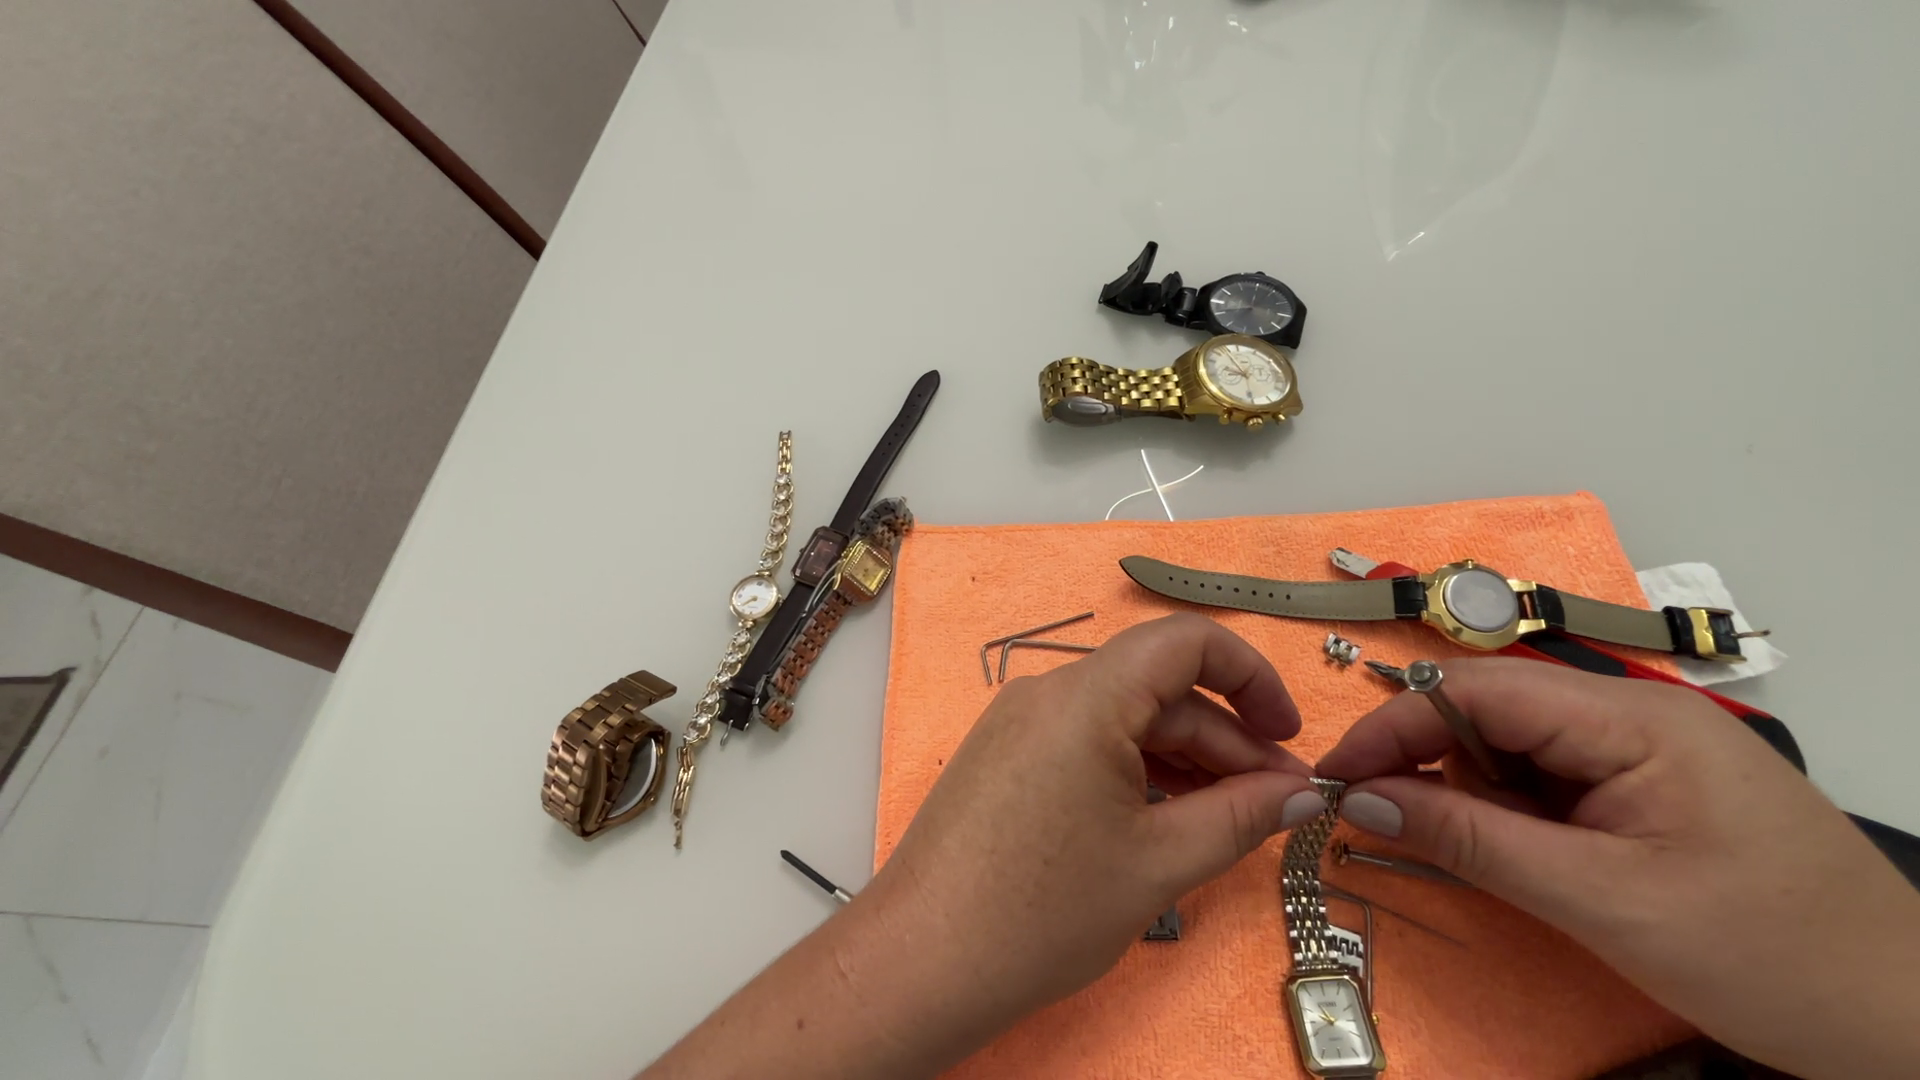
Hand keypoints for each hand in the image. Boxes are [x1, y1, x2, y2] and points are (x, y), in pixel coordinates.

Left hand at [640, 614, 1322, 1079]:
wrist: (922, 960)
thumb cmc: (1045, 910)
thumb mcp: (1158, 863)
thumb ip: (1241, 816)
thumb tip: (1302, 793)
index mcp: (1085, 696)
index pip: (1185, 641)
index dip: (1250, 676)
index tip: (1287, 734)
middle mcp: (1047, 692)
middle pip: (1157, 689)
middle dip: (1225, 739)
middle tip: (1279, 801)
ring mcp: (1019, 722)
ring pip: (1122, 719)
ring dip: (1184, 759)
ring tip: (1231, 816)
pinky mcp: (1004, 755)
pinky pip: (1085, 742)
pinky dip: (1136, 769)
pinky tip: (1167, 815)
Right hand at [1317, 658, 1919, 1078]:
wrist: (1917, 1032)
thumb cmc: (1770, 959)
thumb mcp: (1601, 902)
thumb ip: (1468, 839)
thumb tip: (1357, 797)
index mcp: (1630, 718)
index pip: (1473, 692)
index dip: (1392, 726)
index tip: (1335, 777)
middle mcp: (1630, 714)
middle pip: (1486, 712)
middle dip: (1431, 763)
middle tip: (1388, 819)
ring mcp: (1640, 747)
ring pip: (1508, 747)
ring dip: (1474, 794)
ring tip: (1497, 855)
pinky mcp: (1642, 784)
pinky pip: (1543, 778)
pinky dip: (1510, 812)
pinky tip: (1529, 855)